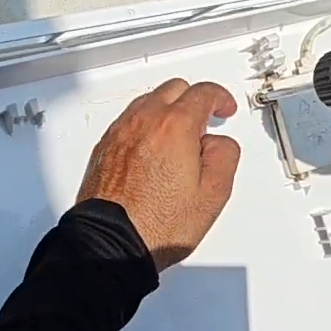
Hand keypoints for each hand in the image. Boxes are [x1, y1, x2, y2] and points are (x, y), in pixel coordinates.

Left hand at [77, 79, 242, 270]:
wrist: (111, 242)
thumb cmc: (156, 224)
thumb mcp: (214, 194)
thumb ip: (225, 155)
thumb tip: (219, 143)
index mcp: (174, 127)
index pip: (203, 93)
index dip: (220, 97)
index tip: (224, 107)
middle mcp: (144, 122)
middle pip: (174, 88)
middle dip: (194, 99)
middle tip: (205, 120)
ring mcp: (120, 133)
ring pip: (149, 101)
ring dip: (168, 109)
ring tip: (179, 137)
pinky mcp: (105, 147)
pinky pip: (129, 121)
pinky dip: (146, 124)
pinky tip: (154, 148)